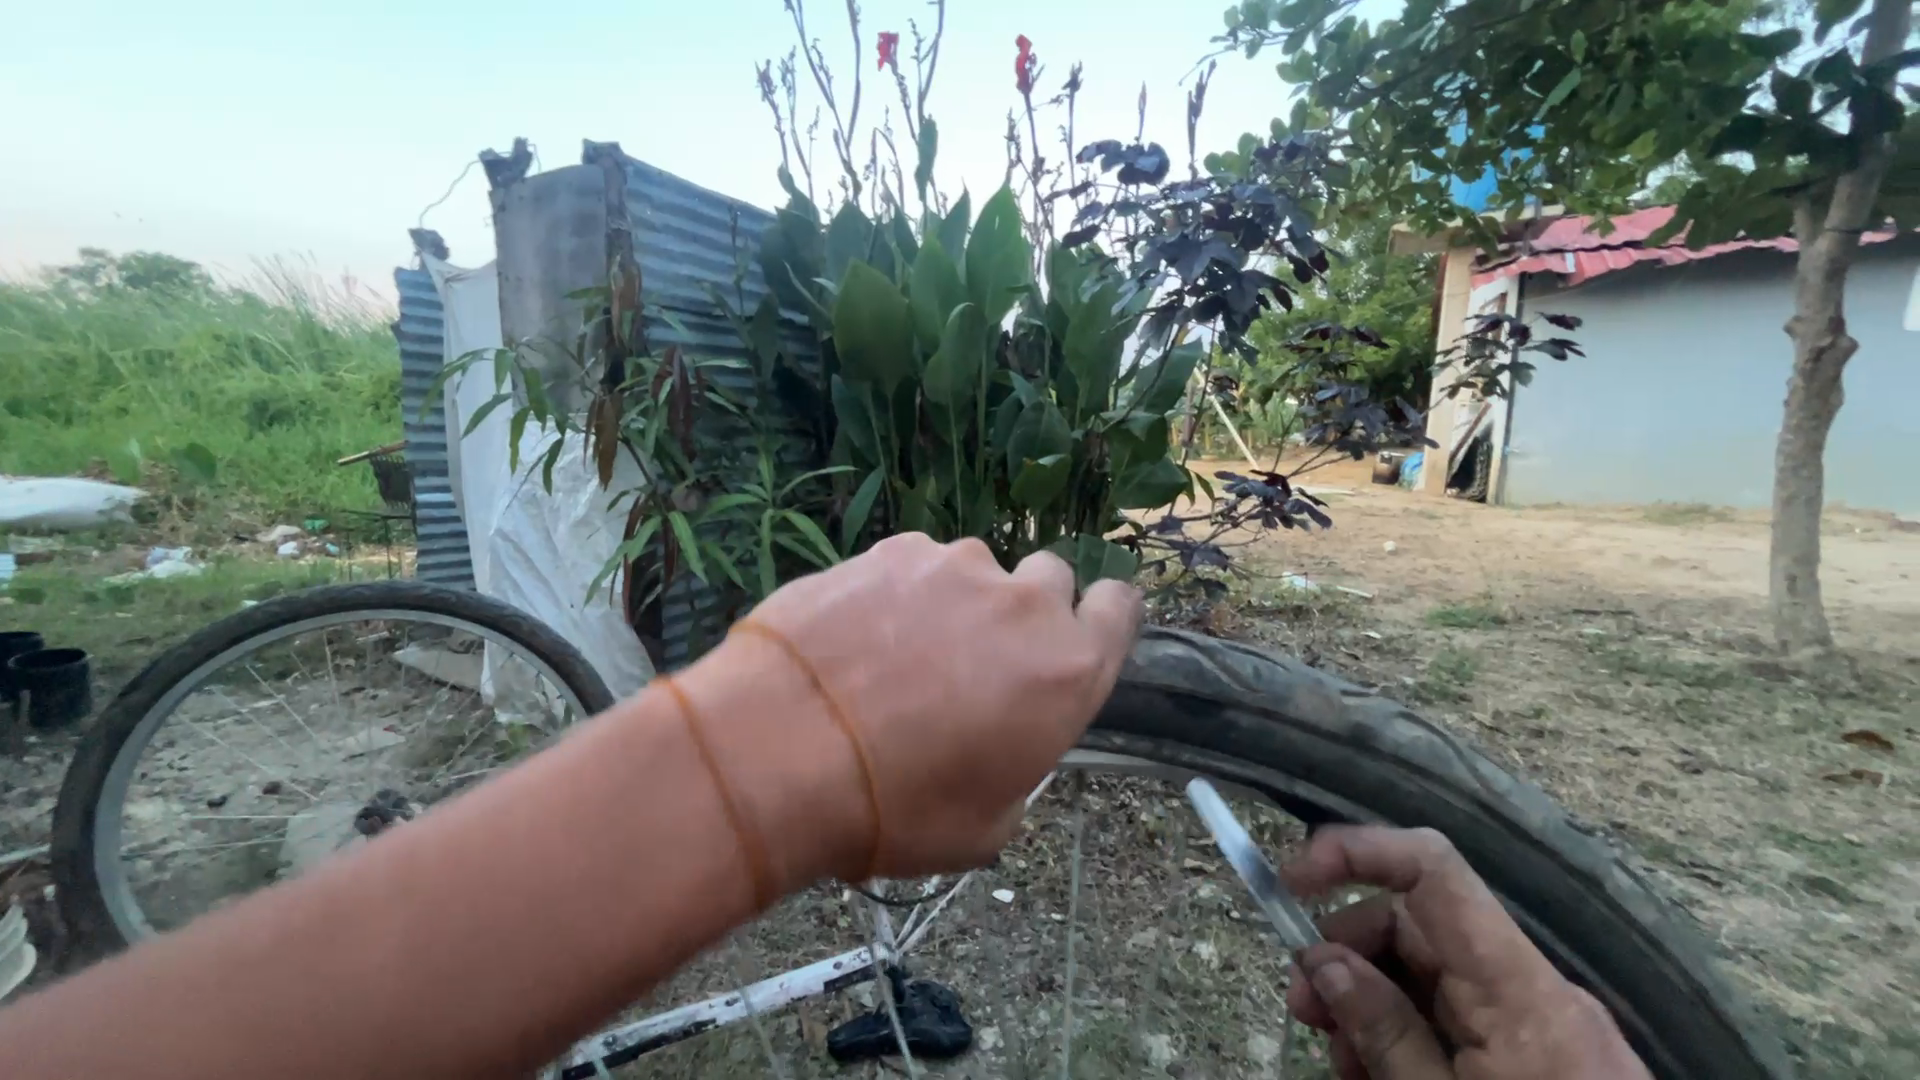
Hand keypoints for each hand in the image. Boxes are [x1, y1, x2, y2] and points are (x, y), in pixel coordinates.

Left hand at [679, 533, 1141, 884]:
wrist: (783, 750)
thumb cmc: (896, 807)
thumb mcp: (985, 827)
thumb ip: (1018, 770)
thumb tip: (999, 755)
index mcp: (1067, 668)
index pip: (1120, 608)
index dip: (1102, 617)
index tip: (1077, 633)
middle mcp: (1022, 603)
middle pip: (1050, 579)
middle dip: (1026, 611)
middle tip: (979, 657)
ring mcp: (954, 566)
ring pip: (974, 571)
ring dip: (956, 601)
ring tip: (900, 650)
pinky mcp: (891, 550)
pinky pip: (913, 564)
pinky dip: (899, 590)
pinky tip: (858, 631)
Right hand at [1280, 826, 1652, 1079]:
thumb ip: (1384, 1033)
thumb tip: (1324, 961)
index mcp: (1519, 988)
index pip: (1433, 869)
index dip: (1356, 852)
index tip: (1292, 882)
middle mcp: (1531, 986)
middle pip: (1416, 923)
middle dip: (1346, 952)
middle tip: (1301, 1006)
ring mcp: (1537, 1020)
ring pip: (1425, 970)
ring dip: (1367, 999)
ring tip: (1338, 1058)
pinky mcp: (1537, 1052)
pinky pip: (1453, 1013)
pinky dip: (1403, 1030)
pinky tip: (1375, 1072)